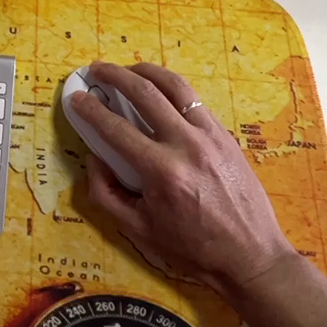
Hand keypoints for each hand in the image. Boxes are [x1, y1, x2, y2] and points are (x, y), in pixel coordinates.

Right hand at [73, 62, 298, 298]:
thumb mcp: (139, 230)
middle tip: (96, 69)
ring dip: (146, 70)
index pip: (116, 128)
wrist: (251, 257)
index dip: (90, 109)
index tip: (76, 97)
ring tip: (128, 68)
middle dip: (115, 75)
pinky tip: (159, 91)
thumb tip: (94, 158)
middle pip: (144, 93)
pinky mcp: (225, 135)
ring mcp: (210, 136)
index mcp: (161, 172)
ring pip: (174, 86)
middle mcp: (186, 145)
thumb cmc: (192, 248)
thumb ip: (106, 193)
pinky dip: (171, 89)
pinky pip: (194, 101)